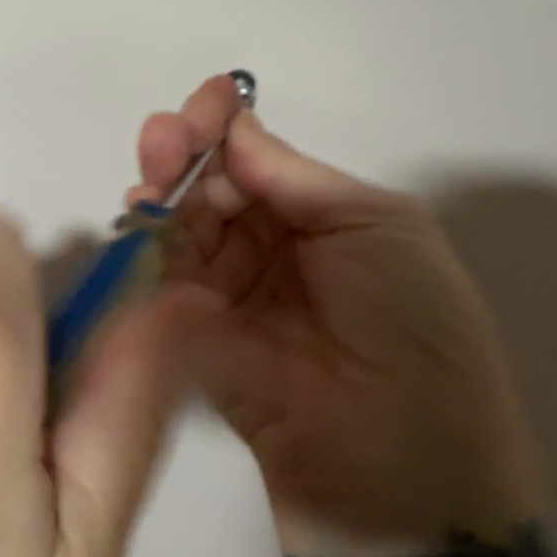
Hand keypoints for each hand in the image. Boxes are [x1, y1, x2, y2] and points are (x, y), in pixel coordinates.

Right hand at [129, 75, 541, 551]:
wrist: (397, 458)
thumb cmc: (414, 328)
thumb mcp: (379, 229)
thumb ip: (294, 179)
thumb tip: (236, 129)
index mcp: (322, 218)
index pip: (258, 159)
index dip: (228, 125)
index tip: (207, 98)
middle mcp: (268, 247)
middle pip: (209, 185)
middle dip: (185, 150)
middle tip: (166, 133)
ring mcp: (223, 290)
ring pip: (179, 223)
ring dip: (162, 186)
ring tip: (153, 166)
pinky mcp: (186, 329)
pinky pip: (160, 274)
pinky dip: (147, 238)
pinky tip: (141, 212)